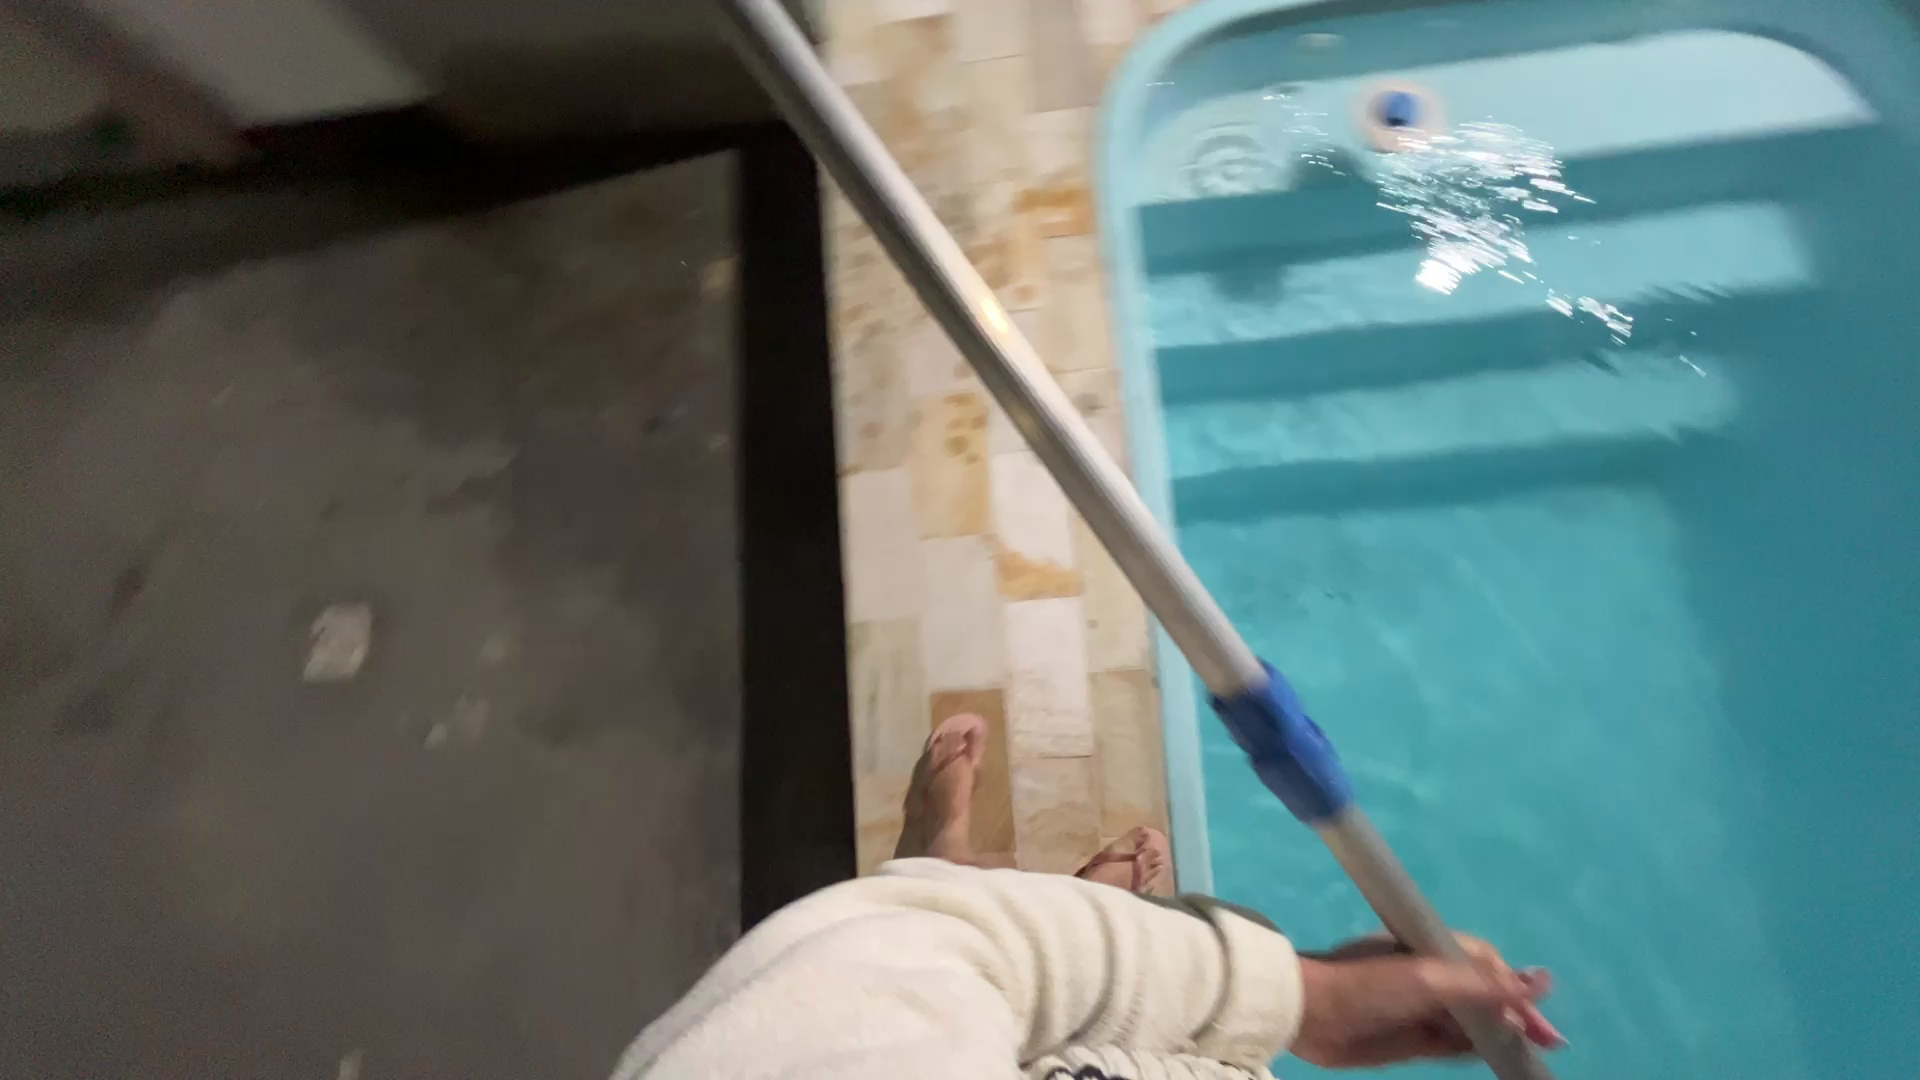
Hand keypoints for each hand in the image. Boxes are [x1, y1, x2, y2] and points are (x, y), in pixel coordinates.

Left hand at [1291, 934, 1564, 1068]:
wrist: (1311, 1013)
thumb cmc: (1367, 987)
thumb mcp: (1427, 980)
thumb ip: (1482, 982)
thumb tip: (1542, 980)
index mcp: (1423, 947)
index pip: (1480, 960)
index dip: (1511, 985)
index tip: (1535, 1017)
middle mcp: (1424, 974)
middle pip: (1481, 992)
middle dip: (1514, 1013)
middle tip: (1549, 1043)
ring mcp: (1418, 1007)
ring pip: (1471, 1020)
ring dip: (1501, 1035)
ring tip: (1533, 1055)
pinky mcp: (1411, 1038)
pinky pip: (1454, 1043)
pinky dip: (1477, 1050)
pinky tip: (1499, 1060)